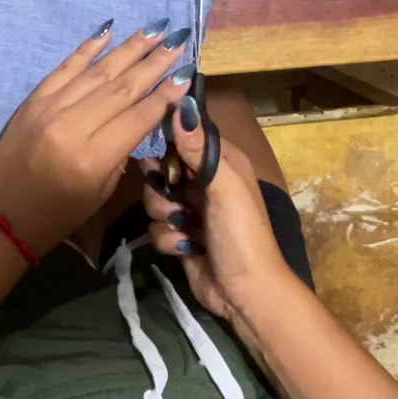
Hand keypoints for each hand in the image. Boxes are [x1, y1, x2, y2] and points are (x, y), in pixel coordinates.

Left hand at [0, 20, 194, 256]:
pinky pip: (65, 67)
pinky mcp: (33, 99)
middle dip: (155, 62)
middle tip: (179, 39)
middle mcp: (72, 126)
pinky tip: (109, 31)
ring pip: (98, 71)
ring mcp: (50, 108)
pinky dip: (88, 48)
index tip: (188, 70)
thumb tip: (147, 110)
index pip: (139, 116)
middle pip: (122, 87)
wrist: (1, 215)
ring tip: (156, 30)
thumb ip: (124, 148)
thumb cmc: (59, 214)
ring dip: (130, 48)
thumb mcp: (102, 190)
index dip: (167, 93)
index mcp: (93, 158)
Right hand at [141, 96, 293, 321]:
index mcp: (221, 160)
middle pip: (162, 166)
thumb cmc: (242, 233)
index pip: (185, 133)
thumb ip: (200, 149)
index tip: (152, 147)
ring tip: (185, 227)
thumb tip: (181, 104)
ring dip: (165, 215)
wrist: (245, 294)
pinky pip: (155, 226)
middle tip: (171, 194)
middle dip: (161, 184)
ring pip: (154, 198)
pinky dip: (168, 238)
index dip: (166, 137)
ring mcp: (190, 208)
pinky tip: (187, 248)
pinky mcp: (179, 235)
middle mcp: (204, 180)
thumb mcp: (224, 186)